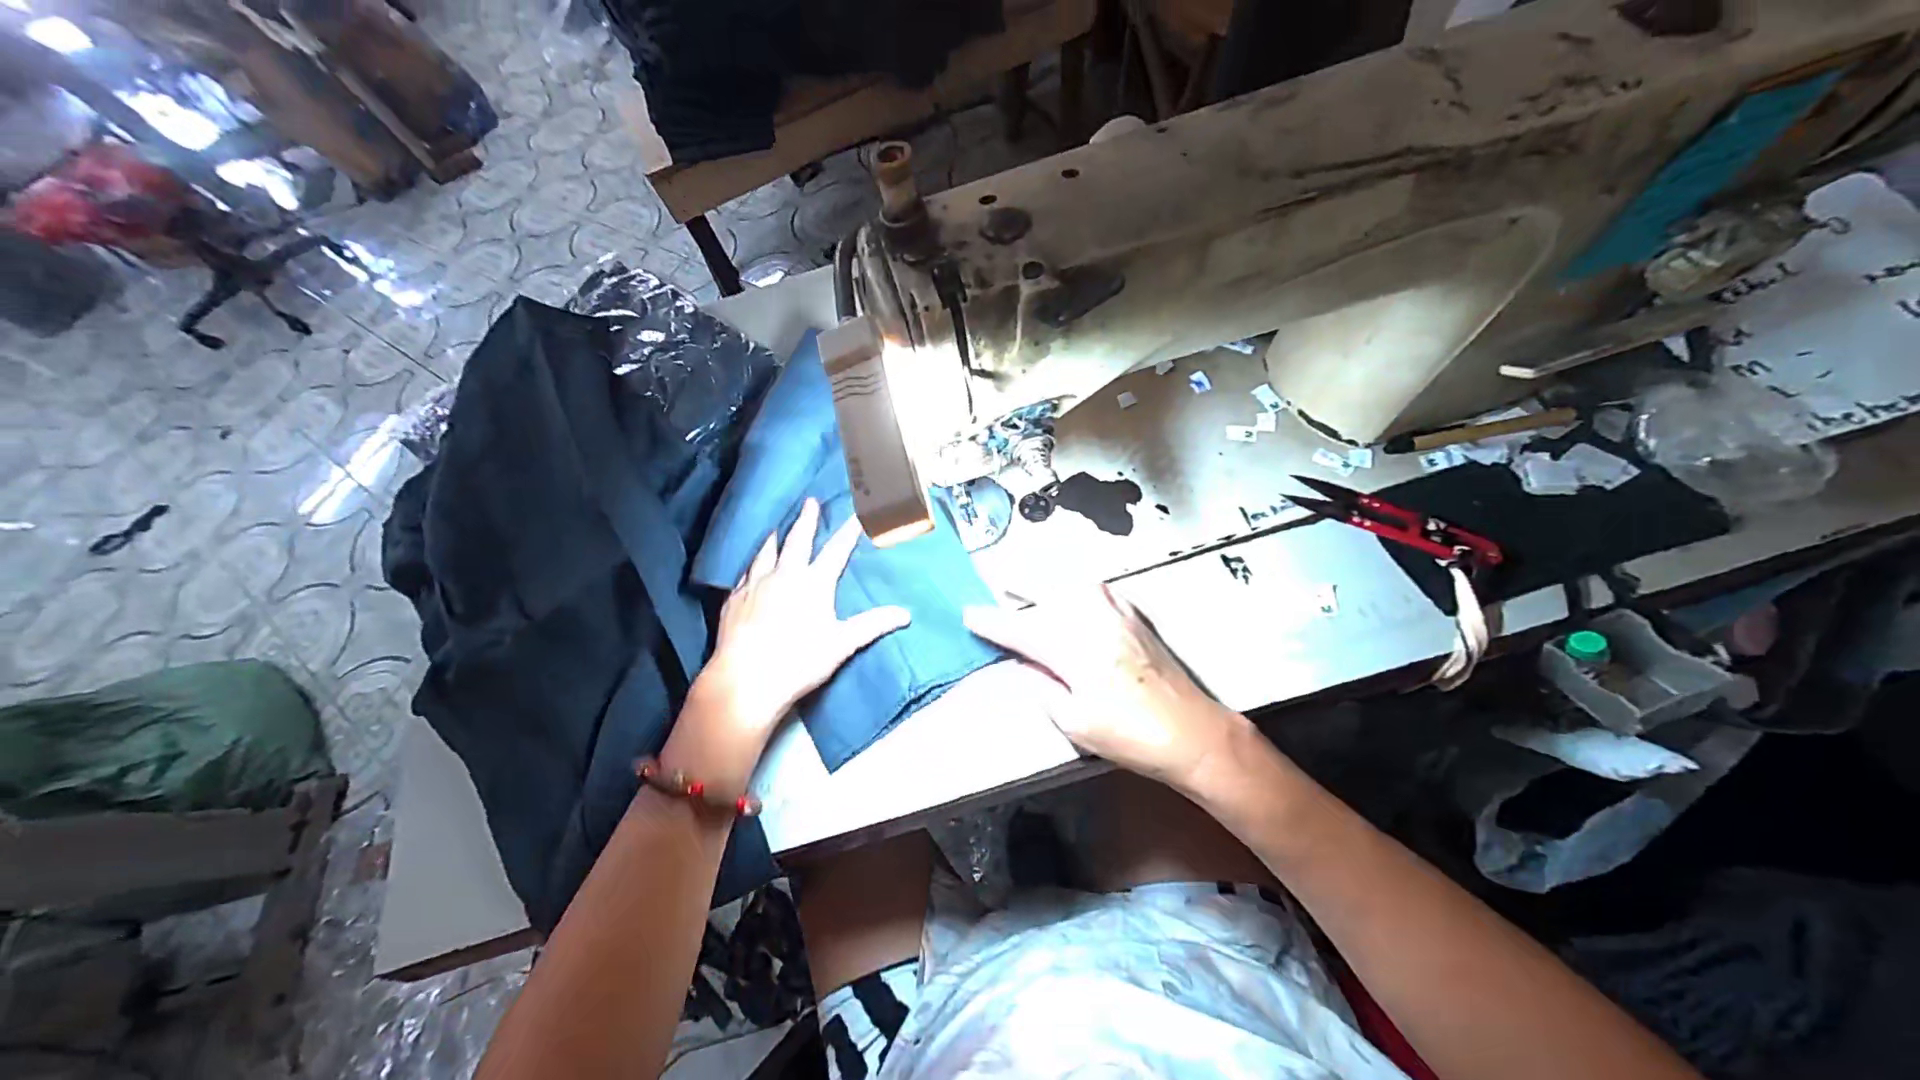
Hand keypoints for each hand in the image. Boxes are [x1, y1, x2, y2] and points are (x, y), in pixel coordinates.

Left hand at [667, 499, 910, 795]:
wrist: (745, 680)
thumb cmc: (799, 662)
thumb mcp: (842, 644)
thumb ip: (873, 625)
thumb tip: (905, 614)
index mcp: (813, 583)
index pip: (836, 550)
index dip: (848, 532)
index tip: (857, 515)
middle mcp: (783, 575)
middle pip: (797, 541)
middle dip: (806, 520)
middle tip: (810, 503)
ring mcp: (755, 585)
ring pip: (766, 552)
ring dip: (775, 538)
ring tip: (777, 528)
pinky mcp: (734, 599)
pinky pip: (745, 572)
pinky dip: (753, 563)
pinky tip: (751, 566)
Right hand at [963, 585, 1251, 795]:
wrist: (1192, 732)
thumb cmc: (1131, 736)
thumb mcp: (1075, 723)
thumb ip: (1045, 688)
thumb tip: (1026, 665)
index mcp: (1072, 649)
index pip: (1020, 629)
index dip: (992, 622)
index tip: (969, 615)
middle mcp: (1093, 622)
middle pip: (1046, 598)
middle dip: (1018, 590)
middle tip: (997, 587)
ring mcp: (1118, 616)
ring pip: (1073, 589)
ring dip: (1049, 586)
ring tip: (1030, 587)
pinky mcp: (1137, 619)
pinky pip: (1100, 592)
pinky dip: (1081, 590)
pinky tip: (1077, 595)